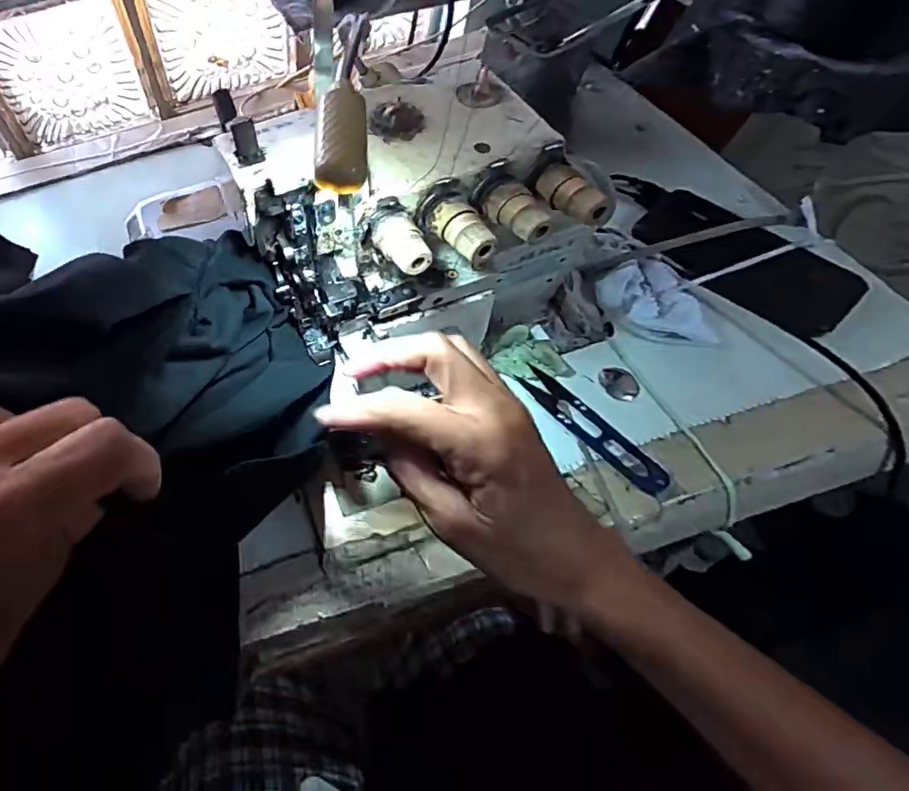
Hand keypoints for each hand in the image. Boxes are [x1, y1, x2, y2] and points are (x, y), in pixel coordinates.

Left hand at [0, 398, 160, 790]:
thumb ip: (37, 569)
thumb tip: (79, 512)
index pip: (98, 446)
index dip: (139, 459)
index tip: (143, 489)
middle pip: (66, 411)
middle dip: (99, 445)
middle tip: (96, 494)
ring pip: (14, 411)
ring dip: (43, 444)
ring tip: (30, 495)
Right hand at [315, 333, 635, 611]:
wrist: (581, 560)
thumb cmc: (520, 553)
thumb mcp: (452, 523)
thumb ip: (409, 471)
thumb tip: (380, 436)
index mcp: (480, 441)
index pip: (404, 408)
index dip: (359, 409)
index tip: (327, 414)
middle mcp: (494, 407)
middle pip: (433, 350)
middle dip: (385, 355)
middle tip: (352, 375)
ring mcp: (506, 401)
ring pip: (451, 347)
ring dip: (409, 353)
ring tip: (375, 374)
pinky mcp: (508, 406)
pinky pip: (464, 364)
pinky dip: (429, 363)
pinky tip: (410, 386)